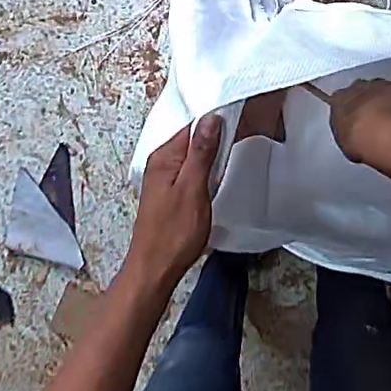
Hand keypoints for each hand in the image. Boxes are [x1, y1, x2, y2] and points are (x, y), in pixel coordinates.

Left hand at [124, 114, 221, 290]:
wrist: (154, 271)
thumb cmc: (171, 236)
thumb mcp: (193, 189)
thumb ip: (201, 152)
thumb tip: (210, 120)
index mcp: (164, 157)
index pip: (191, 124)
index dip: (214, 121)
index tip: (235, 119)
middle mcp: (161, 164)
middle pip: (191, 136)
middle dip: (214, 135)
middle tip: (236, 137)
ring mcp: (165, 177)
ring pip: (192, 153)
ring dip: (210, 152)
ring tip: (227, 155)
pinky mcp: (171, 190)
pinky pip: (190, 168)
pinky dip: (205, 167)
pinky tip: (214, 173)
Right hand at [327, 78, 390, 162]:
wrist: (380, 134)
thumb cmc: (358, 139)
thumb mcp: (343, 140)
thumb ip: (346, 129)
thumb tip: (352, 134)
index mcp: (338, 100)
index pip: (341, 100)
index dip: (349, 110)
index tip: (354, 121)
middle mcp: (355, 88)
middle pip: (360, 91)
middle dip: (365, 102)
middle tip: (372, 120)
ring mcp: (376, 86)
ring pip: (378, 90)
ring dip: (382, 101)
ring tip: (388, 120)